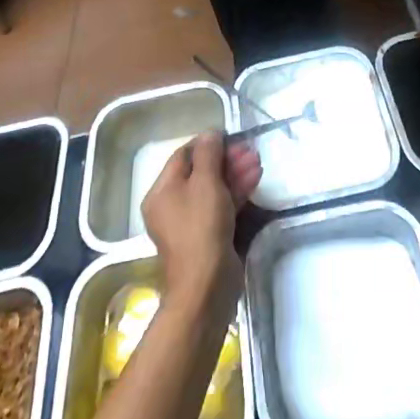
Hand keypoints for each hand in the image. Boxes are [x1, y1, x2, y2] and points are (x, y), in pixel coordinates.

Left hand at [141, 131, 260, 316]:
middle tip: (250, 150)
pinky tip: (255, 180)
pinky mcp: (208, 236)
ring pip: (213, 190)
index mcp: (161, 192)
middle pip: (199, 172)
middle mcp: (171, 205)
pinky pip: (221, 206)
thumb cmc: (201, 227)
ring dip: (234, 174)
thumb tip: (210, 133)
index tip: (230, 136)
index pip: (182, 156)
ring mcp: (190, 222)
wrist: (207, 284)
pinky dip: (236, 193)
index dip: (206, 143)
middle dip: (226, 159)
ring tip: (258, 161)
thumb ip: (208, 155)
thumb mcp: (205, 184)